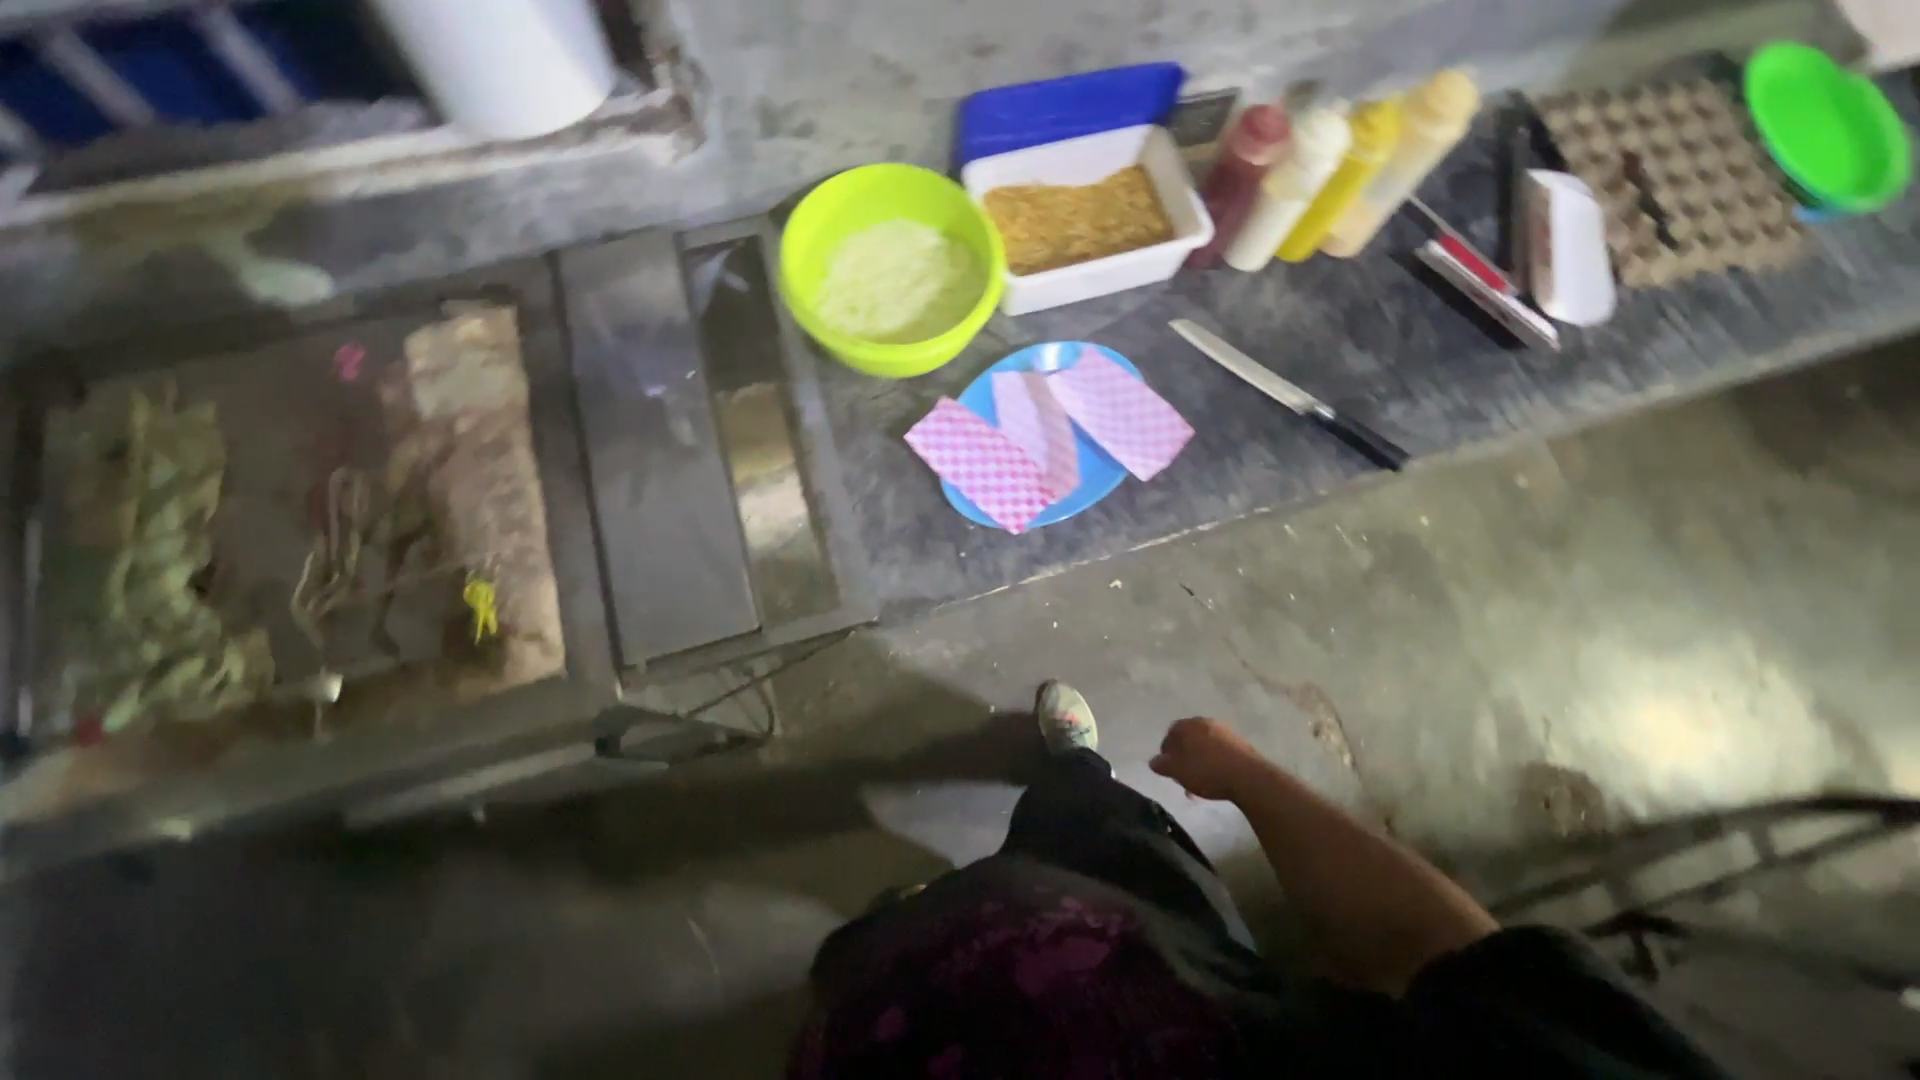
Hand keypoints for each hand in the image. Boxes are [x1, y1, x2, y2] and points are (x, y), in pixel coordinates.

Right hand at [1150, 717, 1267, 801]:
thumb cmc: (1206, 771)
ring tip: (1200, 784)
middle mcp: (1204, 722)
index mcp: (1187, 725)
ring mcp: (1224, 731)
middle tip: (1184, 779)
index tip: (1170, 772)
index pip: (1169, 736)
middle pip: (1188, 741)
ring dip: (1199, 763)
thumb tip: (1153, 761)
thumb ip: (1162, 765)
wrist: (1247, 776)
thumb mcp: (1177, 771)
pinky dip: (1214, 763)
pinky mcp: (1239, 742)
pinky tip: (1216, 779)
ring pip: (1204, 747)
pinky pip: (1219, 751)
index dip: (1166, 755)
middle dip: (1184, 760)